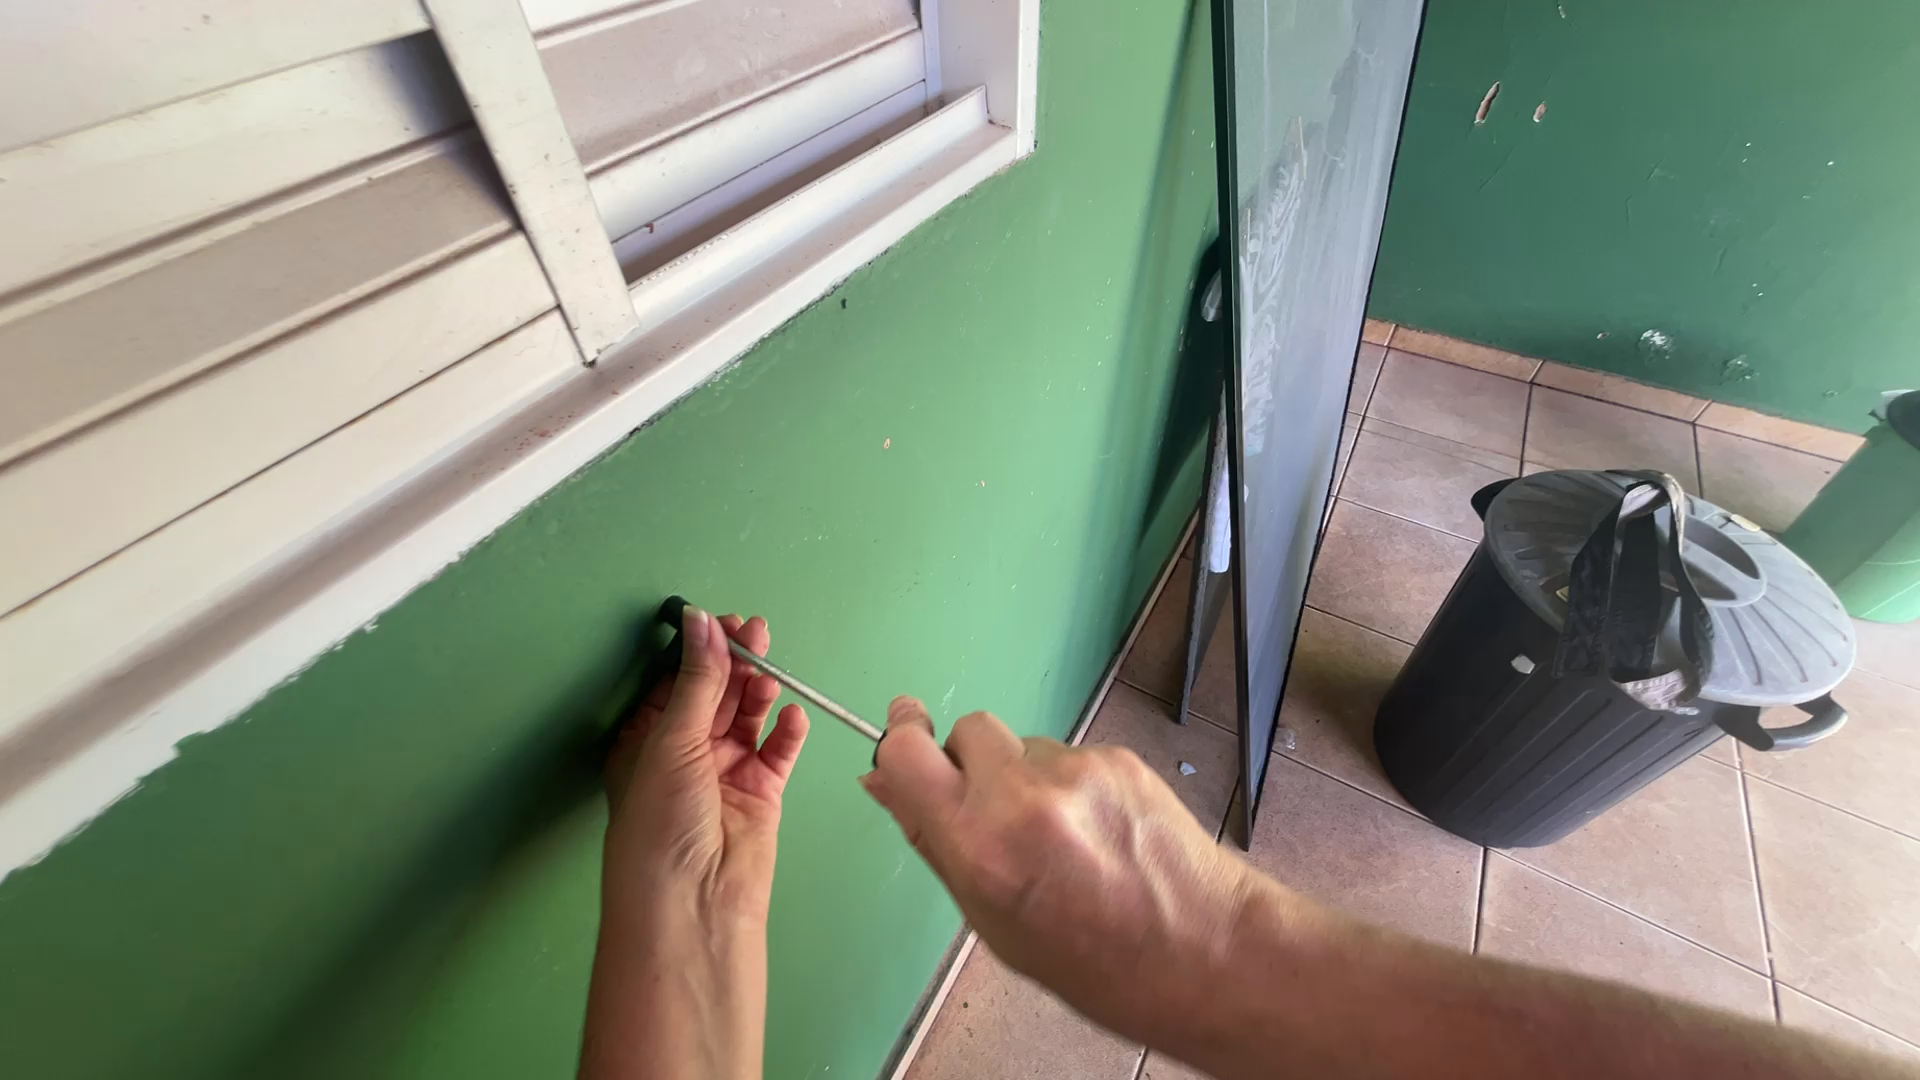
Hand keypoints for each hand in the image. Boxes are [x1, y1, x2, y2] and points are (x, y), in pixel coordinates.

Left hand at [602, 608, 809, 921]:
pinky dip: (786, 732)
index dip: (701, 651)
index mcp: (648, 739)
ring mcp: (726, 770)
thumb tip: (700, 618)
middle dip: (736, 663)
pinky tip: (791, 718)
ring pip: (747, 716)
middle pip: (716, 693)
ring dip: (759, 693)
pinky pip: (777, 750)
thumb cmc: (663, 819)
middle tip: (757, 632)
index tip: (725, 623)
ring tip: (770, 677)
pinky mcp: (762, 788)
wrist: (694, 904)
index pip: (677, 682)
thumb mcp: (673, 742)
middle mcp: (686, 751)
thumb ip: (697, 679)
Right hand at [859, 698, 1255, 1048]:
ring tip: (1061, 833)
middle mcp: (1023, 797)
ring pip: (1022, 744)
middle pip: (967, 728)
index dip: (899, 737)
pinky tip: (1097, 827)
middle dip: (969, 759)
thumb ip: (933, 841)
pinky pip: (1068, 755)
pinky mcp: (1117, 755)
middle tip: (994, 806)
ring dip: (1023, 775)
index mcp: (981, 848)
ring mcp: (1076, 769)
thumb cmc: (1089, 960)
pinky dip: (1068, 783)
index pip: (906, 754)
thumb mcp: (991, 921)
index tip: (903, 727)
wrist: (1206, 950)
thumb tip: (882, 782)